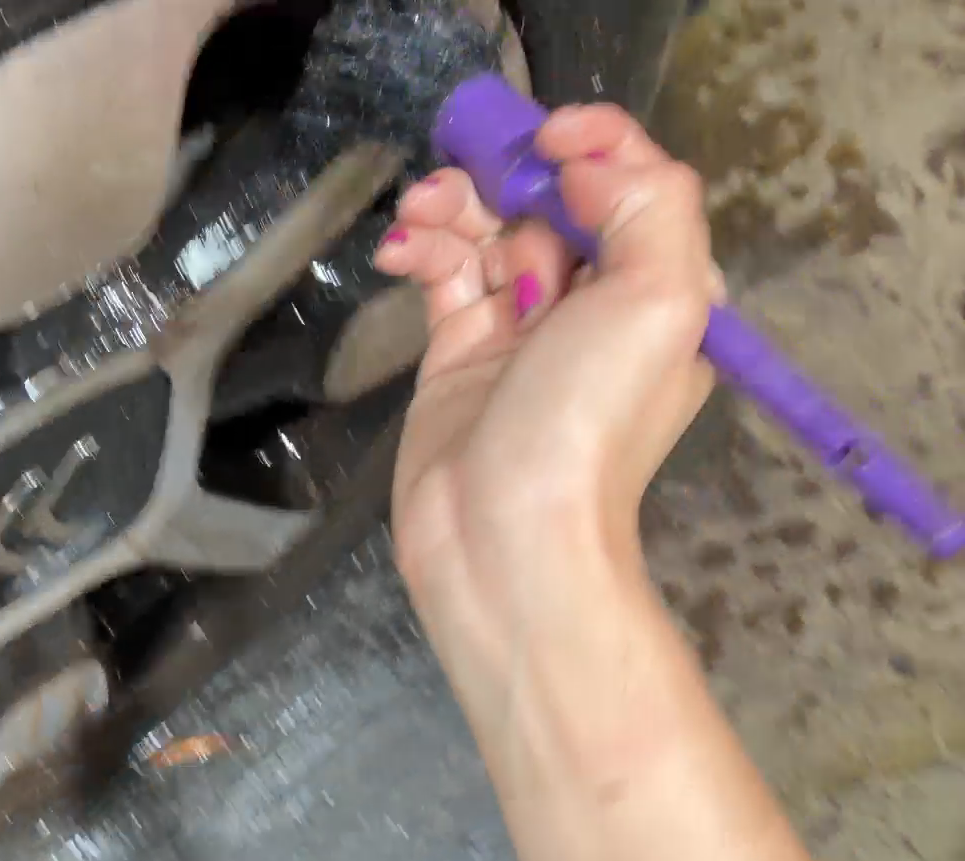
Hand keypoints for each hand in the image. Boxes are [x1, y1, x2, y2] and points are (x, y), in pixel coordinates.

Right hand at [374, 104, 719, 646]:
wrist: (499, 531)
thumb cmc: (583, 422)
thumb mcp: (660, 303)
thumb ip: (645, 208)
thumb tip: (580, 166)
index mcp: (654, 289)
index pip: (628, 189)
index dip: (591, 147)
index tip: (540, 133)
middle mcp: (588, 307)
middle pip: (547, 210)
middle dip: (502, 179)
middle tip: (454, 171)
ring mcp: (515, 335)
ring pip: (485, 243)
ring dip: (450, 213)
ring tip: (413, 209)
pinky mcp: (452, 359)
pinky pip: (441, 286)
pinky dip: (420, 258)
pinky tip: (396, 252)